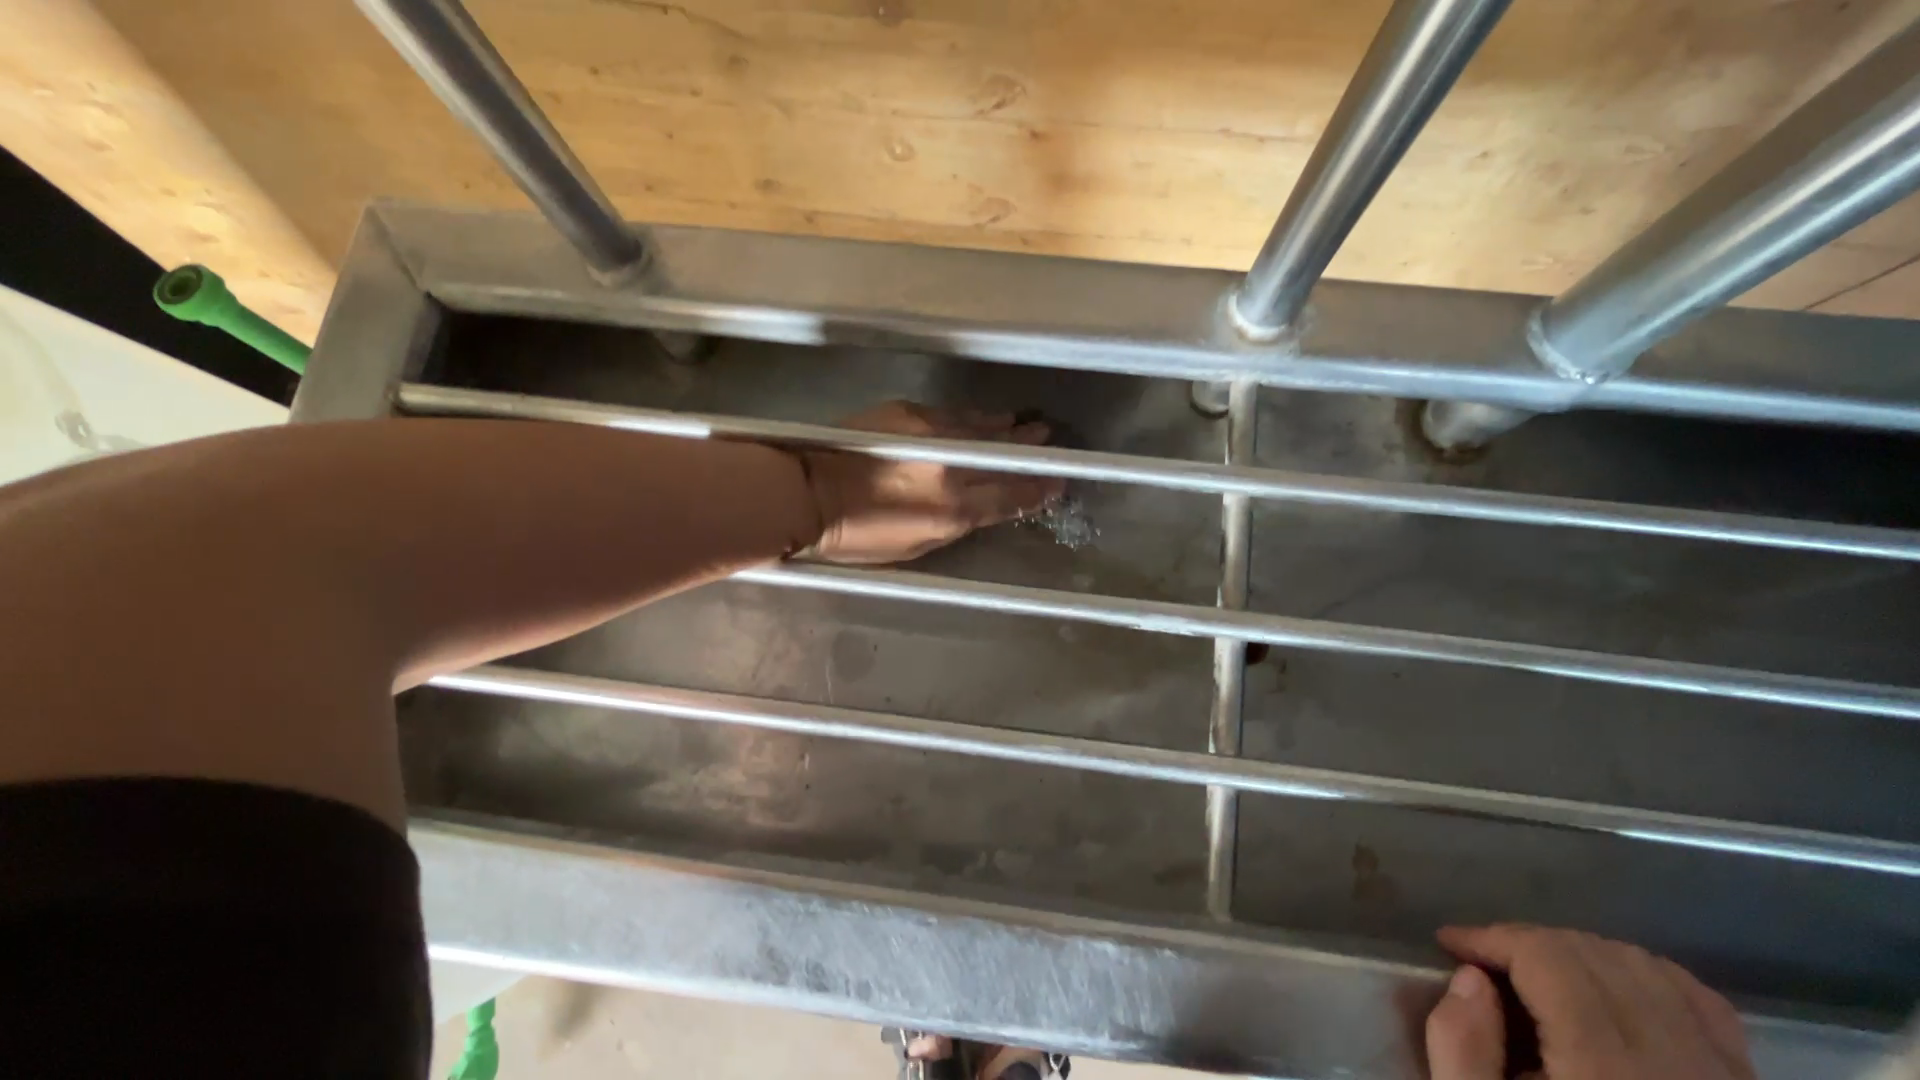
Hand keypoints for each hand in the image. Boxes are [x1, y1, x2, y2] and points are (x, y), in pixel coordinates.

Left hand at [799, 401, 1065, 563]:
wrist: (805, 492)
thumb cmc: (855, 536)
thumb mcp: (912, 547)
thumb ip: (951, 526)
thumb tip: (977, 509)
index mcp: (952, 511)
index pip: (1009, 498)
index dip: (1036, 491)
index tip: (1057, 484)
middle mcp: (950, 469)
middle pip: (1003, 457)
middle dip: (1031, 452)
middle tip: (1053, 442)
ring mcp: (931, 435)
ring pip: (982, 429)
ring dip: (1008, 429)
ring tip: (1028, 425)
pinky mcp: (908, 413)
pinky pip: (954, 415)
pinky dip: (974, 418)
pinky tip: (987, 417)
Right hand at [1426, 925, 1753, 1079]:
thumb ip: (1462, 1049)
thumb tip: (1470, 978)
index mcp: (1605, 1070)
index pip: (1547, 958)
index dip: (1491, 936)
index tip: (1449, 943)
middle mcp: (1675, 1062)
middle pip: (1593, 954)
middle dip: (1528, 942)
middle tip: (1483, 962)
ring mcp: (1720, 1077)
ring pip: (1648, 968)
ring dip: (1582, 954)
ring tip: (1537, 974)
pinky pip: (1703, 1004)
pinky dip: (1649, 977)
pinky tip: (1613, 990)